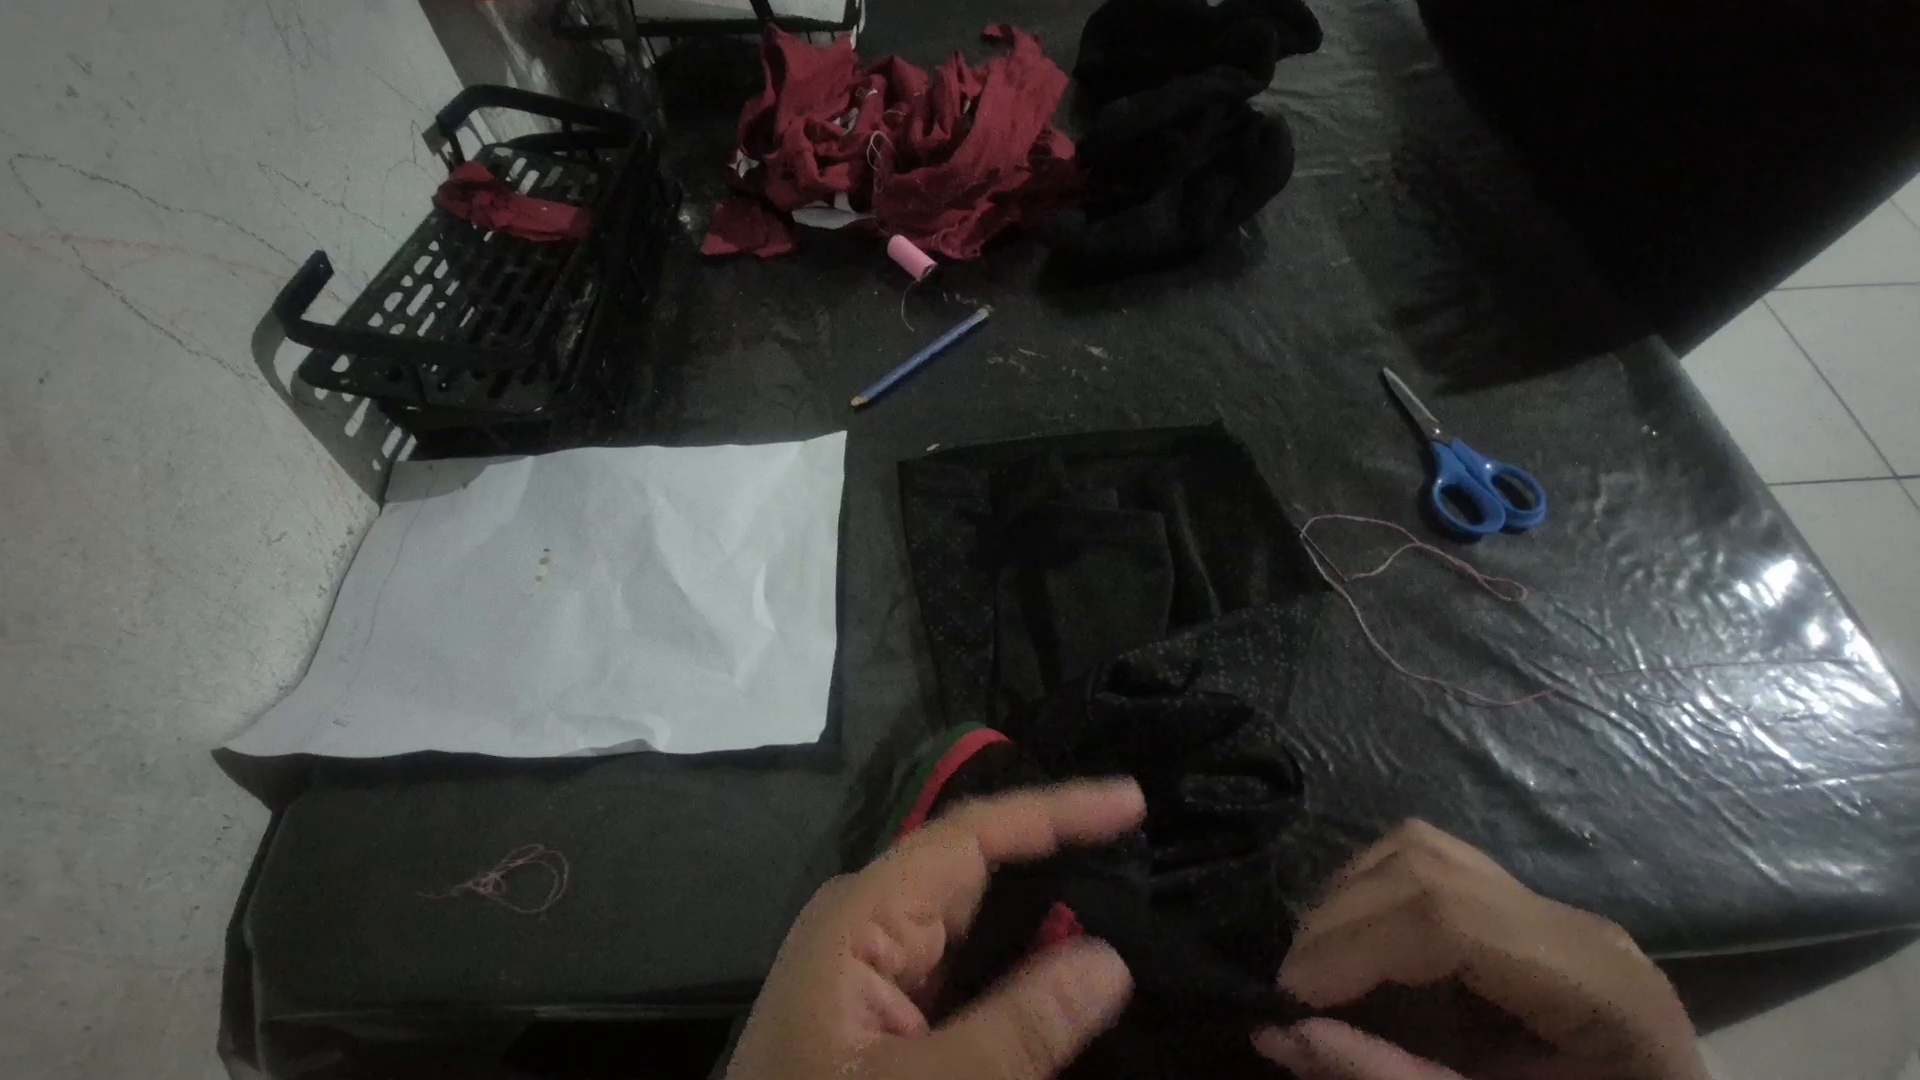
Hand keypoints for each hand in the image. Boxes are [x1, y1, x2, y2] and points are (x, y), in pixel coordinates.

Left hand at [725, 781, 1145, 1079]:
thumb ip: (1016, 1030)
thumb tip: (1109, 961)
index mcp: (866, 913)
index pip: (973, 834)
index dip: (1055, 810)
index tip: (1129, 800)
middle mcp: (873, 919)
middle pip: (979, 867)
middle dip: (1056, 857)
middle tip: (1139, 851)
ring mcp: (878, 962)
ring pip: (978, 920)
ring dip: (1043, 916)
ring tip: (1122, 902)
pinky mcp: (887, 1005)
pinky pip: (966, 966)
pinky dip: (1017, 968)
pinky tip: (1062, 971)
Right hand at [1254, 821, 1709, 1079]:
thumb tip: (1278, 1034)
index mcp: (1598, 986)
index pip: (1449, 921)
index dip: (1354, 946)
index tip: (1293, 996)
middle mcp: (1573, 923)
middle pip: (1423, 870)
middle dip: (1336, 922)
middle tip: (1292, 986)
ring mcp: (1547, 903)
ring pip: (1416, 849)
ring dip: (1348, 897)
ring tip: (1321, 962)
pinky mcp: (1518, 902)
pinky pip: (1425, 859)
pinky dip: (1372, 887)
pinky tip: (1360, 937)